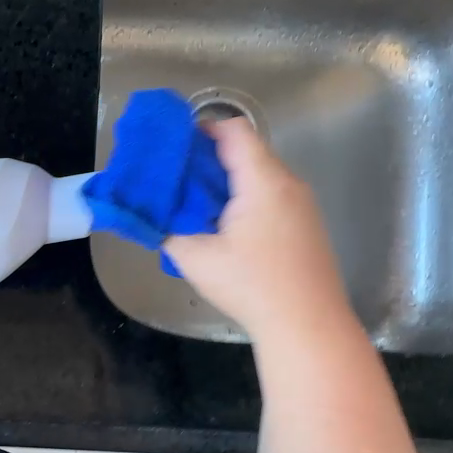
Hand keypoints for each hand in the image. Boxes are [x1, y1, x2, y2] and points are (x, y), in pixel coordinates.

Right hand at [161, 118, 354, 343]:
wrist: (306, 321)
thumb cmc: (250, 284)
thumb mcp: (194, 258)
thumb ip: (166, 231)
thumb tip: (147, 216)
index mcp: (262, 182)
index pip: (234, 132)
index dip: (201, 131)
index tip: (172, 147)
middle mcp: (287, 183)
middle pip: (246, 152)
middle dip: (207, 160)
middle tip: (172, 179)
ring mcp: (300, 203)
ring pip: (257, 176)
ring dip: (223, 182)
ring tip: (190, 205)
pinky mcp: (303, 223)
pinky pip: (268, 196)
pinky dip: (241, 198)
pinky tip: (219, 226)